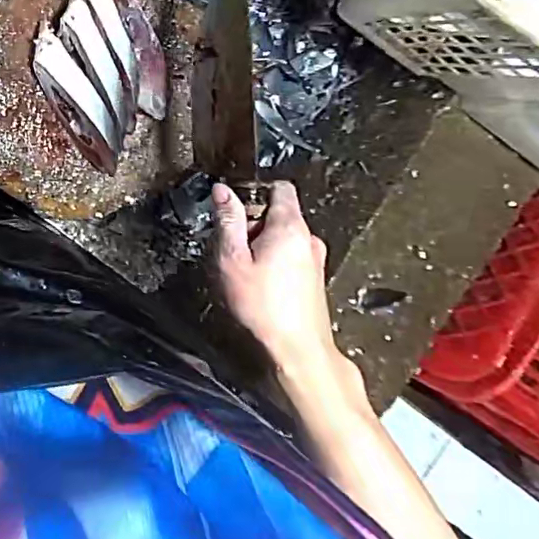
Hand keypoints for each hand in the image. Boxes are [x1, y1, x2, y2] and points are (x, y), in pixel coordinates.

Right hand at [215, 181, 336, 360]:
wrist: (299, 350)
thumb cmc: (264, 307)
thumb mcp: (233, 259)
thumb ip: (228, 220)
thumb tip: (222, 190)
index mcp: (289, 227)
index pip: (280, 188)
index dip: (255, 190)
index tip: (237, 207)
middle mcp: (308, 238)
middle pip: (278, 212)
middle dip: (254, 222)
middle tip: (234, 246)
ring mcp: (315, 259)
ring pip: (284, 235)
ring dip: (263, 243)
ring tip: (245, 268)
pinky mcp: (314, 277)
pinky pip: (291, 255)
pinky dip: (274, 260)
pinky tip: (260, 283)